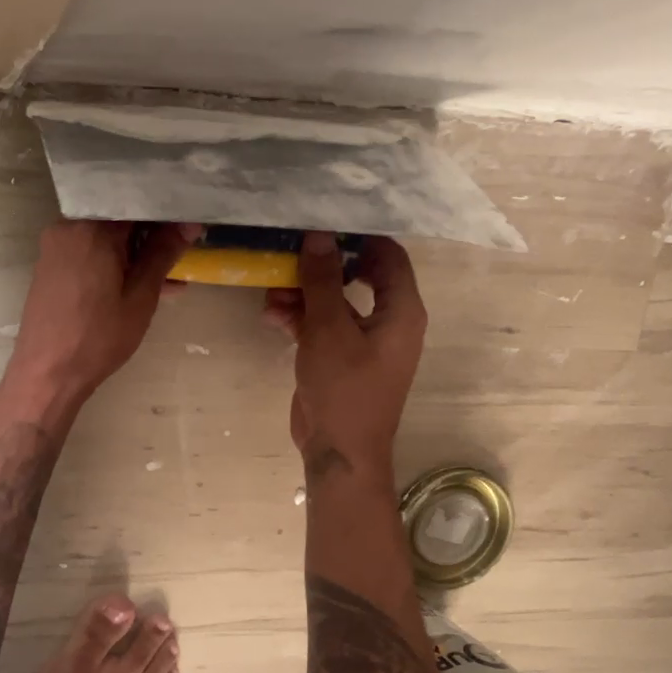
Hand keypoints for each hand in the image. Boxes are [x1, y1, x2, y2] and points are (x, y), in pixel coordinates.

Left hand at [5, 220, 195, 401]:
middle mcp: (68, 226)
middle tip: (186, 246)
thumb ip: (164, 253)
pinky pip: (90, 253)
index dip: (166, 208)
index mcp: (91, 226)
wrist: (46, 374)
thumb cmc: (97, 337)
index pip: (135, 198)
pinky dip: (115, 263)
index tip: (192, 219)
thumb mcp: (140, 296)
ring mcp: (56, 247)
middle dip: (152, 230)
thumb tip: (189, 223)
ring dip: (136, 251)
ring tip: (171, 274)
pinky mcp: (52, 267)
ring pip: (105, 237)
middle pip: (118, 216)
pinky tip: (144, 285)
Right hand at [265, 233, 426, 487]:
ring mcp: (362, 341)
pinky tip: (271, 315)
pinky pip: (321, 326)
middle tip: (287, 253)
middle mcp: (388, 320)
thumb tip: (318, 234)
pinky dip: (299, 318)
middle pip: (357, 276)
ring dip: (302, 293)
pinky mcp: (339, 358)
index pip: (388, 256)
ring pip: (333, 302)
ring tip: (270, 292)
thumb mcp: (329, 329)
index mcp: (401, 310)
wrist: (339, 450)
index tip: (321, 222)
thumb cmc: (344, 388)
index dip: (358, 236)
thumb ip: (323, 280)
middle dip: (319, 266)